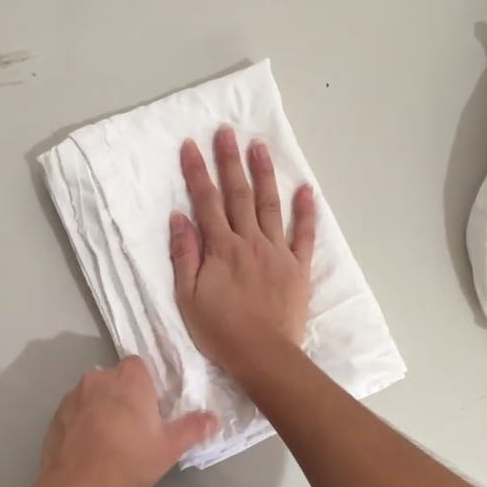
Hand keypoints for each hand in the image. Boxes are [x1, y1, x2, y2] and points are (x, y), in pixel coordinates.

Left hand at [33, 356, 216, 486]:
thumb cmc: (129, 464)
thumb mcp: (169, 449)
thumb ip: (193, 428)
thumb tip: (213, 418)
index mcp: (128, 380)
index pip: (139, 364)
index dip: (147, 383)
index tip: (153, 407)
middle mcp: (98, 379)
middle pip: (116, 379)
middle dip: (125, 396)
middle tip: (136, 427)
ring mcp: (73, 396)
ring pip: (95, 394)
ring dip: (103, 407)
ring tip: (111, 440)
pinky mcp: (56, 414)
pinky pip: (77, 410)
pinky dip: (84, 421)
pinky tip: (91, 447)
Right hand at [171, 126, 315, 373]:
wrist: (262, 355)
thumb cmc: (219, 330)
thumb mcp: (187, 297)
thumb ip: (184, 255)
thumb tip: (180, 217)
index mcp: (220, 248)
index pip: (206, 201)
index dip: (197, 172)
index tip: (191, 146)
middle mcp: (249, 241)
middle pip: (238, 194)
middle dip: (230, 160)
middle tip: (226, 131)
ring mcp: (277, 251)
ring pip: (270, 205)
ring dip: (264, 173)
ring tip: (259, 145)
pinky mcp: (298, 267)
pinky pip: (303, 234)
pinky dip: (306, 210)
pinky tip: (305, 188)